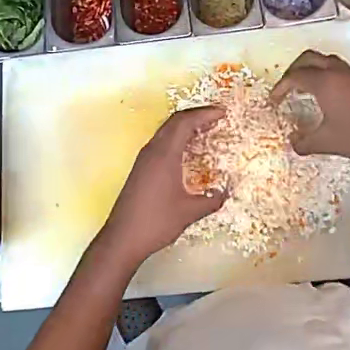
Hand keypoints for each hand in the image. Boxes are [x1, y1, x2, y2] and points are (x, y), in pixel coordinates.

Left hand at [98, 106, 227, 263]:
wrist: (123, 237)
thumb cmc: (156, 222)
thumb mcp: (189, 211)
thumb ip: (212, 199)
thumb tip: (226, 191)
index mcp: (163, 155)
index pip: (184, 122)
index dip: (204, 114)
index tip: (223, 112)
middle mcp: (151, 152)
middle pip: (173, 122)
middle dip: (196, 115)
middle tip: (216, 117)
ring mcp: (143, 160)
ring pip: (165, 132)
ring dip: (184, 126)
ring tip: (205, 129)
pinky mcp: (140, 170)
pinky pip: (160, 144)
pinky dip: (176, 139)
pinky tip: (186, 151)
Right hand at [270, 50, 349, 160]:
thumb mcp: (327, 143)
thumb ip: (304, 143)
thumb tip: (293, 143)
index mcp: (325, 83)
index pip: (294, 76)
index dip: (280, 87)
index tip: (274, 100)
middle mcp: (337, 74)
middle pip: (308, 59)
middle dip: (292, 70)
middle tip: (285, 87)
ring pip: (324, 61)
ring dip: (309, 69)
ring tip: (302, 88)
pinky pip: (336, 69)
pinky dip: (323, 75)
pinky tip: (325, 95)